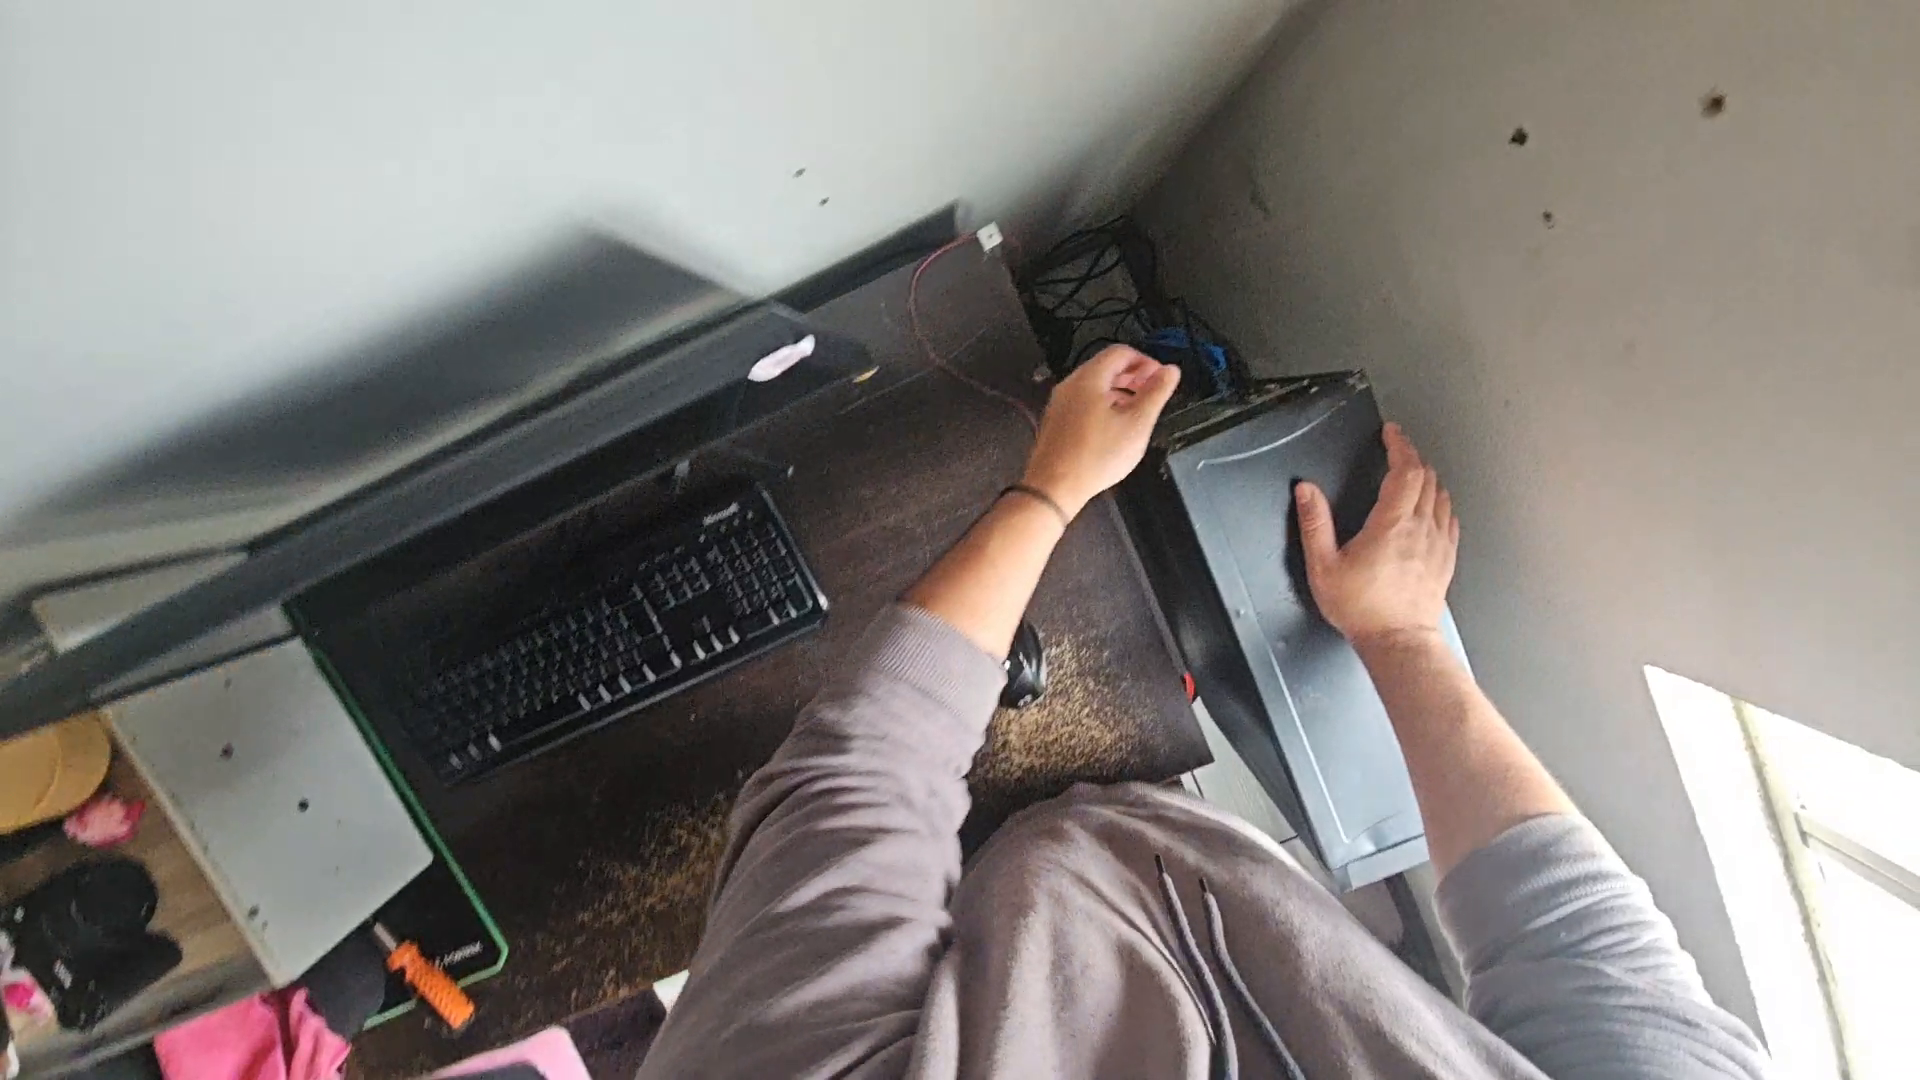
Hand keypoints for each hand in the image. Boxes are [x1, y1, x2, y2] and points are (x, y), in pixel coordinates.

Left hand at [1020, 345, 1179, 517]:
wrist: (1054, 486)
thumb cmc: (1093, 458)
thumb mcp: (1137, 423)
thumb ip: (1156, 392)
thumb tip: (1170, 371)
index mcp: (1089, 378)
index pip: (1121, 352)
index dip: (1146, 361)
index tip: (1159, 377)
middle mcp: (1069, 386)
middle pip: (1105, 367)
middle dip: (1133, 376)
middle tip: (1150, 391)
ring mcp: (1060, 404)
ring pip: (1094, 386)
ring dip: (1118, 391)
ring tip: (1136, 410)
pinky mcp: (1056, 422)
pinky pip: (1082, 403)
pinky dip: (1102, 406)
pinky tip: (1113, 427)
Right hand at [1295, 422, 1458, 647]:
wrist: (1398, 641)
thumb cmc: (1361, 608)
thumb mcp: (1323, 566)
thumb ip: (1314, 524)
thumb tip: (1306, 491)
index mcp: (1391, 524)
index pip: (1405, 470)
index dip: (1399, 446)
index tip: (1391, 433)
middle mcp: (1421, 529)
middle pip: (1427, 478)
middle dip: (1412, 457)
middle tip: (1396, 449)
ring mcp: (1438, 544)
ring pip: (1442, 495)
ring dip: (1427, 478)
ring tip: (1410, 473)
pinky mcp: (1446, 559)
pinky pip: (1450, 518)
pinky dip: (1440, 502)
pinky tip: (1430, 506)